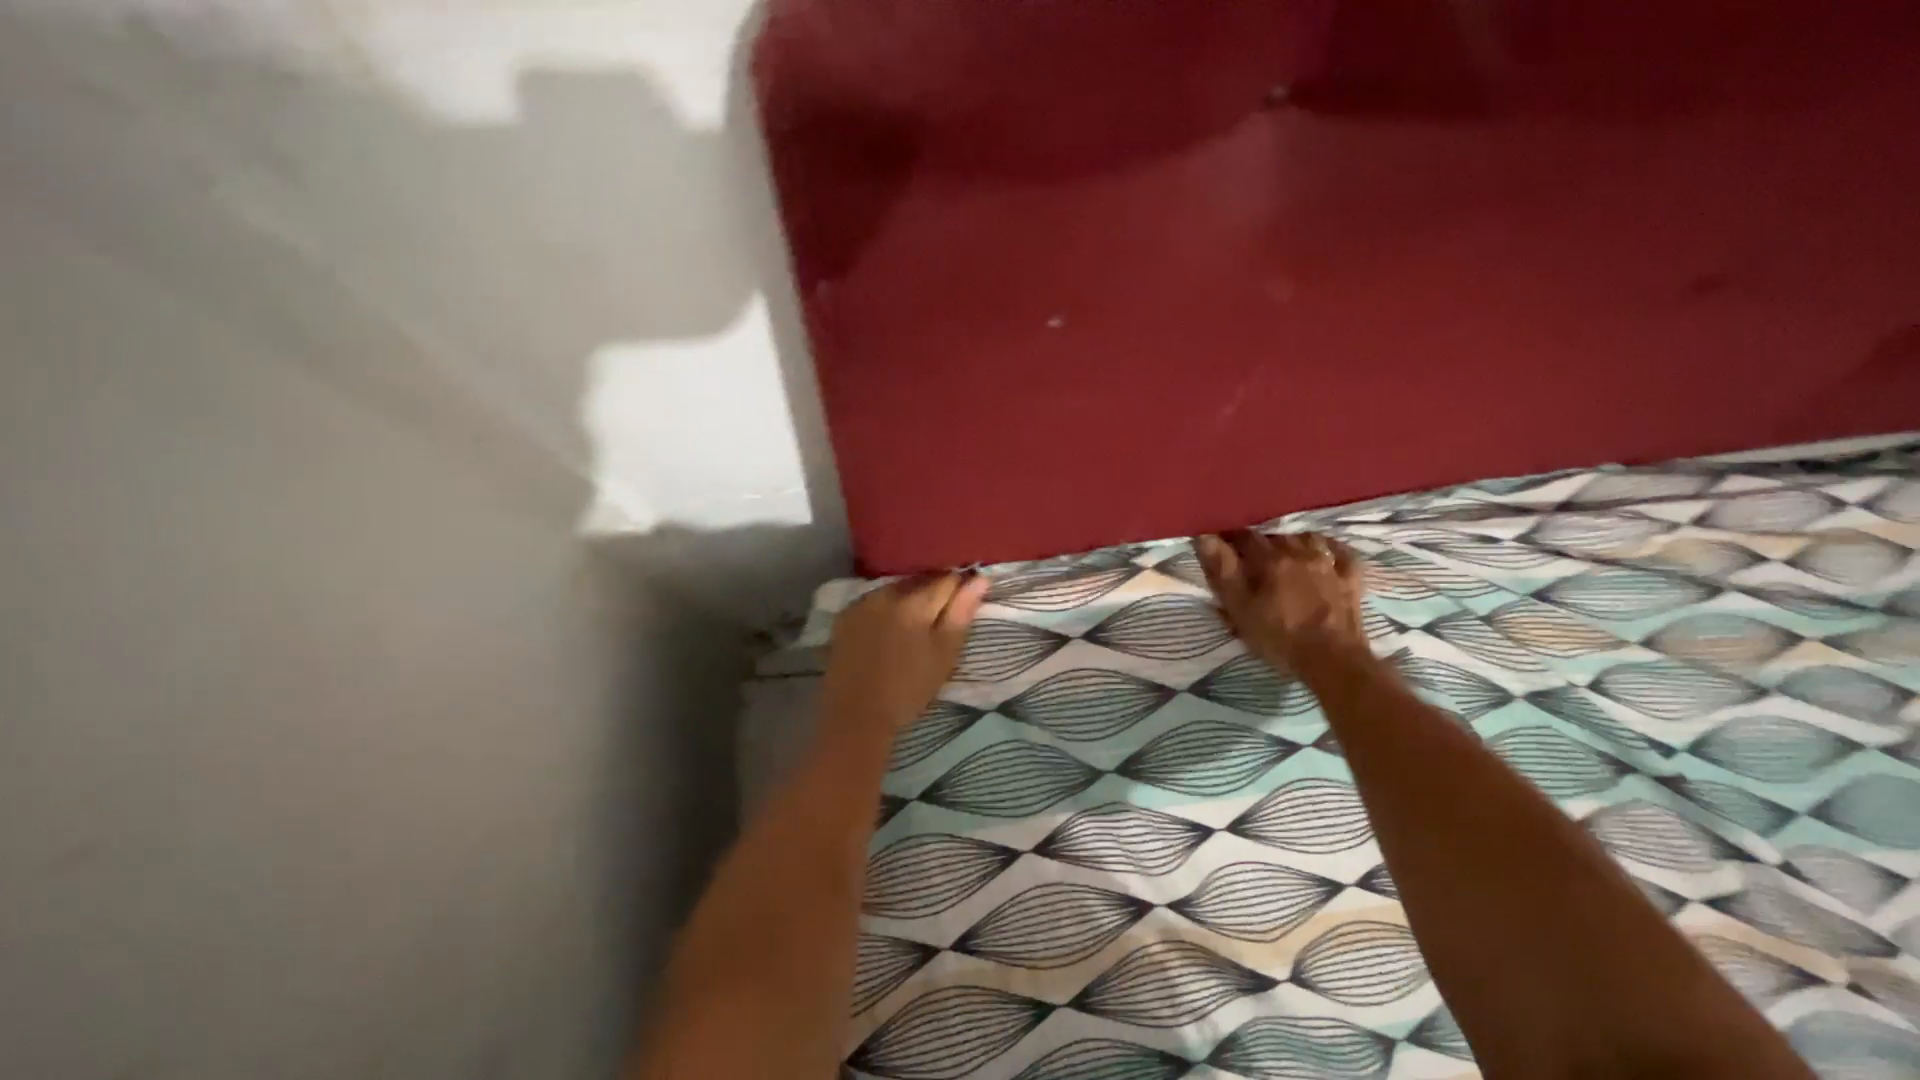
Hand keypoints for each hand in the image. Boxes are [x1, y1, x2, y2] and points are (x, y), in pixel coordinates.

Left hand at [821, 572, 988, 732]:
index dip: (960, 587)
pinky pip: (874, 600)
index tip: (966, 600)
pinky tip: (888, 625)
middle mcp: (886, 594)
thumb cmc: (908, 689)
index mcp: (914, 602)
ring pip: (895, 588)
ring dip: (909, 596)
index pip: (946, 579)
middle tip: (943, 612)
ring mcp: (862, 603)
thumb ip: (961, 614)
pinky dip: (886, 606)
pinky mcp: (844, 616)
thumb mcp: (944, 655)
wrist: (856, 715)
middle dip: (934, 590)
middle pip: (919, 581)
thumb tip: (979, 580)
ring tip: (916, 619)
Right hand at [1196, 531, 1371, 676]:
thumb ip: (1222, 571)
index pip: (1243, 537)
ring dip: (1294, 540)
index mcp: (1270, 560)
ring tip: (1284, 551)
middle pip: (1276, 536)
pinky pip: (1342, 554)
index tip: (1219, 542)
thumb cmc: (1279, 637)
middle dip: (1260, 540)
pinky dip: (1332, 548)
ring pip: (1309, 538)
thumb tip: (1204, 536)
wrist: (1333, 660)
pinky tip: (1325, 551)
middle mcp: (1300, 553)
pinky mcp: (1351, 580)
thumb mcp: (1240, 609)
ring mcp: (1329, 565)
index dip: (1229, 536)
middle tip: (1250, 556)